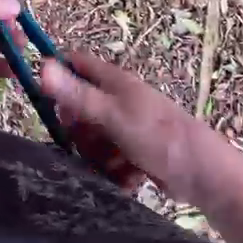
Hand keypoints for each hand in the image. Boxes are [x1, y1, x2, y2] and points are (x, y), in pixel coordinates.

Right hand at [40, 51, 199, 195]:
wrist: (202, 173)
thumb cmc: (155, 134)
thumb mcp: (111, 113)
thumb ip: (76, 94)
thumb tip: (41, 65)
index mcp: (112, 80)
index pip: (74, 64)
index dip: (58, 77)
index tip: (49, 101)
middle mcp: (118, 99)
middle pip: (80, 108)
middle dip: (78, 130)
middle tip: (82, 143)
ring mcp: (128, 127)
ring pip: (95, 138)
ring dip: (98, 155)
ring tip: (112, 165)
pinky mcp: (136, 152)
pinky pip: (112, 159)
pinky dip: (116, 170)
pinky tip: (128, 178)